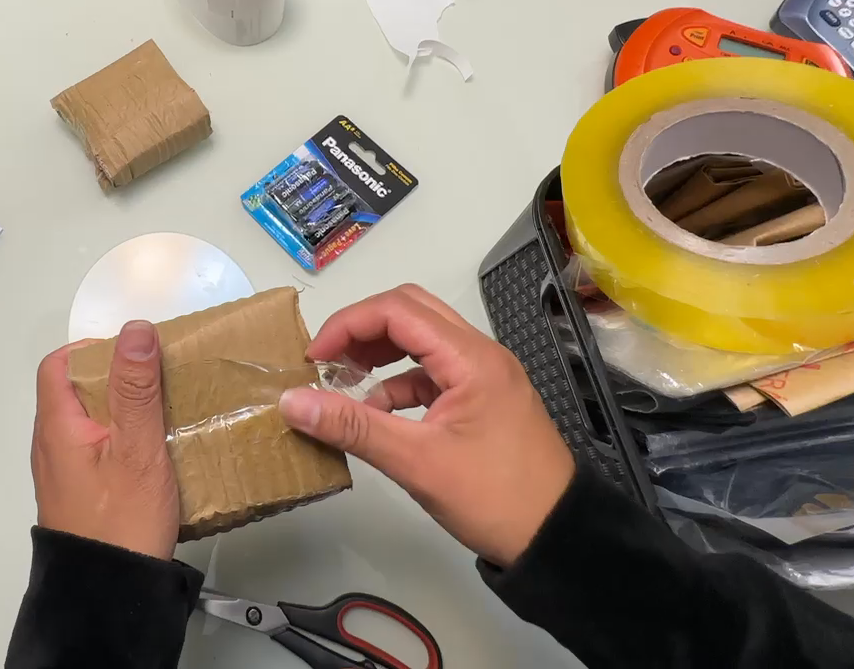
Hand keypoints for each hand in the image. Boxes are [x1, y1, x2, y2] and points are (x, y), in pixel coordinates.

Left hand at [30, 321, 179, 559]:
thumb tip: (135, 331)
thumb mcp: (136, 448)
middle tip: (154, 378)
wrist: (109, 598)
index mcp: (56, 426)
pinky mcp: (79, 490)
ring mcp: (62, 470)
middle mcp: (51, 444)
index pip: (58, 364)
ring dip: (120, 407)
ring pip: (87, 418)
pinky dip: (120, 434)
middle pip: (74, 389)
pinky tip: (151, 446)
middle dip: (114, 376)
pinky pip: (95, 445)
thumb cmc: (120, 523)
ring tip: (159, 408)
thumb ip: (135, 389)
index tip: (131, 355)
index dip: (92, 349)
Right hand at [277, 285, 573, 566]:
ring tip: (344, 378)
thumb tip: (292, 401)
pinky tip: (376, 409)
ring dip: (379, 350)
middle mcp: (479, 353)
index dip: (348, 324)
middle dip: (362, 328)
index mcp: (470, 357)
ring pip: (420, 336)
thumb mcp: (416, 463)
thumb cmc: (494, 499)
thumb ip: (352, 426)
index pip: (396, 310)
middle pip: (409, 310)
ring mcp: (482, 374)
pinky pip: (430, 368)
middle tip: (328, 359)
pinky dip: (397, 379)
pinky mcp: (481, 397)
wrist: (561, 544)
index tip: (315, 356)